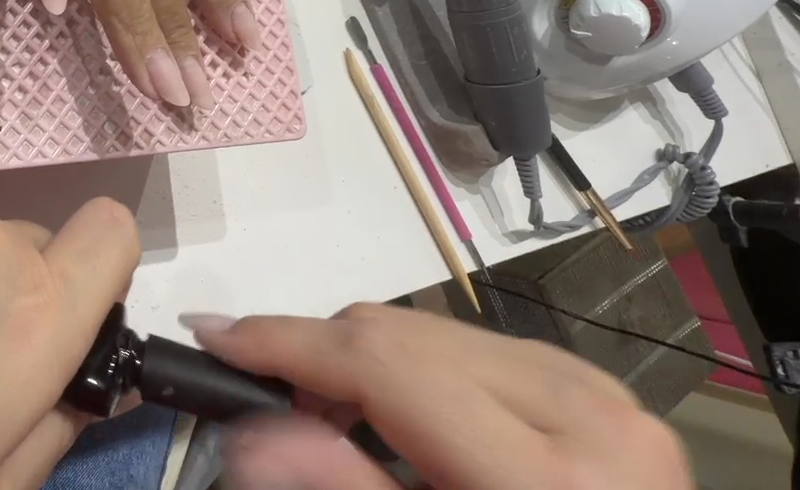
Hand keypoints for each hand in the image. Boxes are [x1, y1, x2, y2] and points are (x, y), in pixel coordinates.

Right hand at [185, 303, 693, 489]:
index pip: (383, 364)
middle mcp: (581, 406)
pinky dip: (404, 362)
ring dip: (355, 358)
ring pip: (417, 327)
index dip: (284, 342)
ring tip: (332, 413)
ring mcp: (592, 385)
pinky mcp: (587, 379)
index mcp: (545, 475)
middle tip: (270, 400)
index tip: (207, 331)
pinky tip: (396, 410)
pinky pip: (457, 338)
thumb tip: (245, 436)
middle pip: (394, 334)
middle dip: (312, 355)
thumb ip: (345, 487)